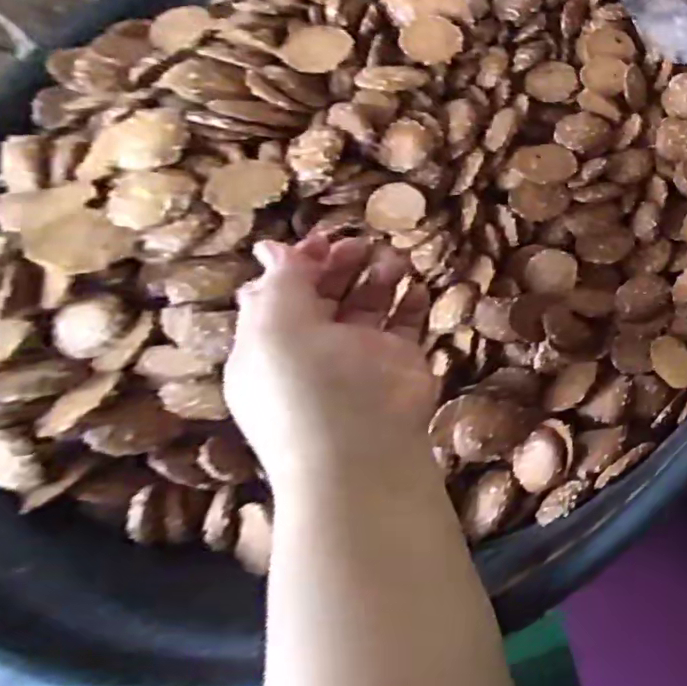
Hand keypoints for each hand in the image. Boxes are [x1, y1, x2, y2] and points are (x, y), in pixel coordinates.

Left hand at [225, 235, 439, 493]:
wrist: (363, 447)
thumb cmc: (307, 385)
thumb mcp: (276, 327)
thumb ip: (281, 282)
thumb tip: (270, 246)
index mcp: (272, 341)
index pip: (282, 292)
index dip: (300, 262)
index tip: (324, 238)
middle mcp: (314, 346)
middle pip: (328, 293)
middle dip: (342, 264)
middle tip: (364, 243)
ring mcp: (360, 354)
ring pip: (369, 303)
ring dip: (379, 276)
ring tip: (394, 258)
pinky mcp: (400, 360)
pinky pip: (405, 322)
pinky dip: (411, 300)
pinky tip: (416, 285)